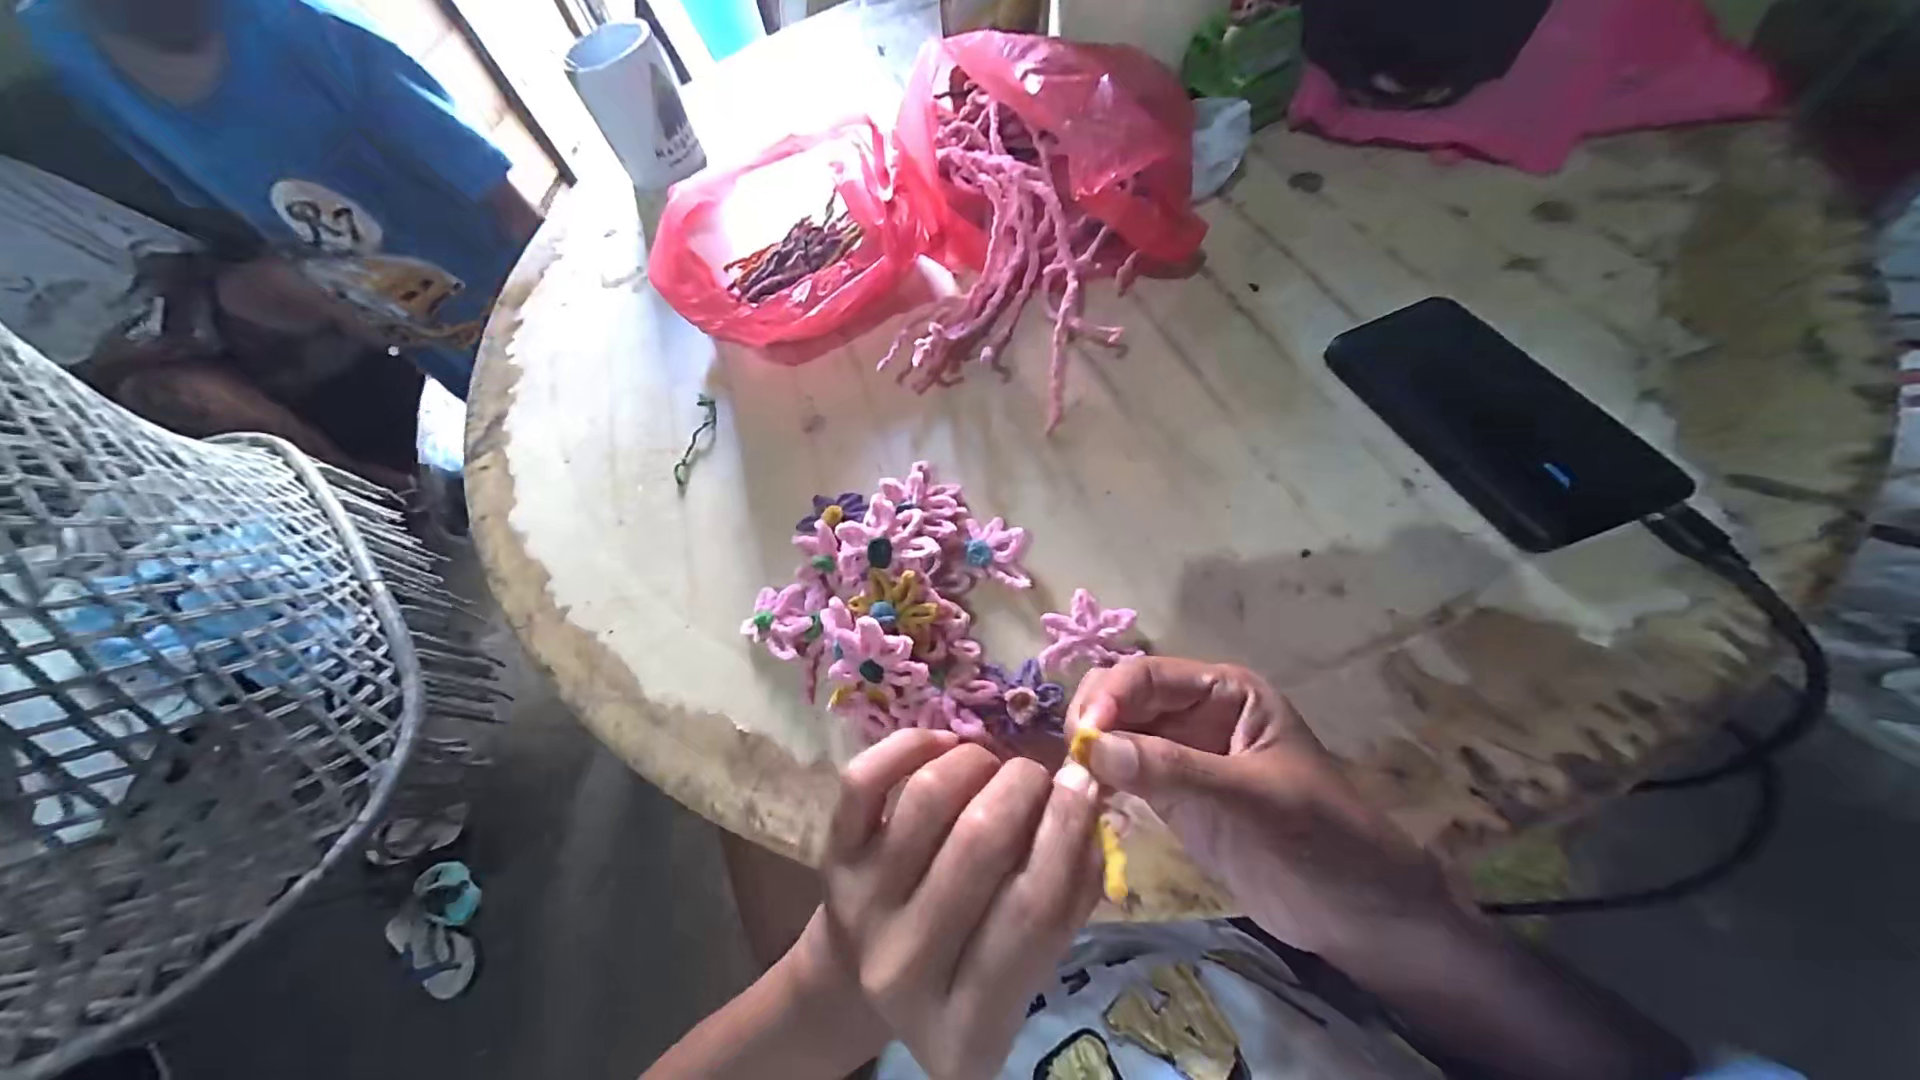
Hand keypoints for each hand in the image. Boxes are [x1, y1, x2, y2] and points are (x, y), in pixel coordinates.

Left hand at [821, 729, 1102, 1079]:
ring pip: (929, 796)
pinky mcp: (831, 857)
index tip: (1086, 779)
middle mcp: (903, 969)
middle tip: (1038, 776)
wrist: (859, 975)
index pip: (1034, 909)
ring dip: (978, 762)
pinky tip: (946, 745)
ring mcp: (861, 906)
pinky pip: (865, 778)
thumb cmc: (964, 962)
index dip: (1069, 828)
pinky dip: (912, 744)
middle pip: (980, 840)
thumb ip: (1070, 892)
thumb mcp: (1027, 958)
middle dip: (1025, 785)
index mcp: (968, 1025)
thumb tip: (1093, 803)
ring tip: (994, 767)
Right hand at [1067, 657, 1469, 964]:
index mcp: (1222, 691)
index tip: (1083, 736)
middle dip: (1093, 718)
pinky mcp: (1166, 791)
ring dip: (1090, 748)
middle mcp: (1193, 711)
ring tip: (1073, 781)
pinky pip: (1119, 771)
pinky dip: (1097, 778)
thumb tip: (1094, 749)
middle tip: (1074, 760)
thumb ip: (1174, 769)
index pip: (1147, 675)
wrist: (1358, 914)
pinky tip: (1083, 796)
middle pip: (1121, 695)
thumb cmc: (1322, 838)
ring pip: (1114, 732)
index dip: (1110, 696)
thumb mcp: (1252, 797)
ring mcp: (1176, 752)